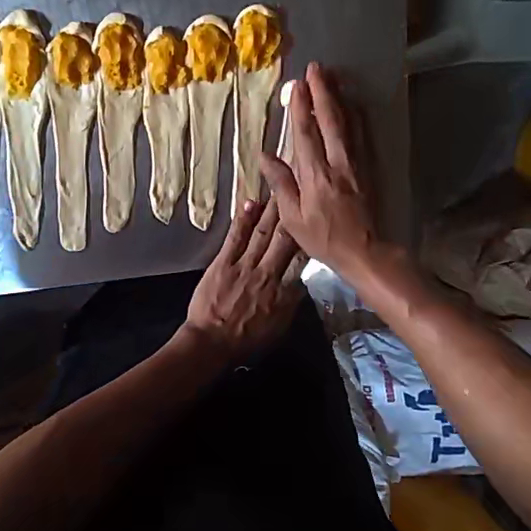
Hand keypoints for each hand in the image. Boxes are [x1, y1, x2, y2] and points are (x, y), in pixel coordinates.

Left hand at [179, 197, 303, 362]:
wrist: (211, 344)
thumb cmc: (246, 340)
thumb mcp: (279, 327)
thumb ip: (292, 303)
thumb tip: (303, 283)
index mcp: (285, 292)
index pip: (303, 259)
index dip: (312, 236)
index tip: (319, 216)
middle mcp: (268, 274)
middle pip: (286, 239)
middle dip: (295, 212)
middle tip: (304, 188)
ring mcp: (244, 266)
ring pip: (263, 233)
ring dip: (273, 209)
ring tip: (282, 186)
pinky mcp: (222, 263)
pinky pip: (236, 237)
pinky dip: (243, 219)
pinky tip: (251, 201)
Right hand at [260, 64, 384, 281]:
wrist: (366, 250)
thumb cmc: (324, 238)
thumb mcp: (292, 218)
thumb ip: (281, 184)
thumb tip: (265, 156)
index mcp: (316, 175)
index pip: (305, 134)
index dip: (300, 108)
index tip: (296, 85)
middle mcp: (339, 162)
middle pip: (330, 119)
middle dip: (322, 92)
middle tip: (315, 68)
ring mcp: (358, 163)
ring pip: (349, 122)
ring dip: (340, 98)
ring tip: (332, 78)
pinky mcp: (370, 167)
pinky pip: (363, 133)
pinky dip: (356, 115)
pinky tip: (353, 105)